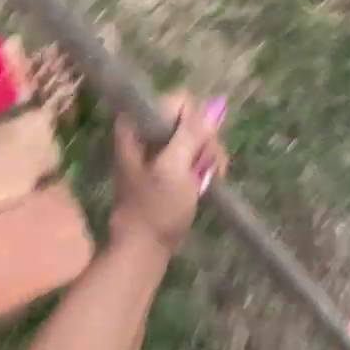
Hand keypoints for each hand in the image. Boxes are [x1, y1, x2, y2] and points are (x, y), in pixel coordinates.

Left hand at [110, 94, 228, 254]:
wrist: (143, 248)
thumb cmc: (155, 209)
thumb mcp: (174, 170)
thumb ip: (190, 135)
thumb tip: (213, 107)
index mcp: (136, 122)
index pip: (179, 101)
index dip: (195, 123)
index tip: (197, 151)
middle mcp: (144, 127)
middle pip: (189, 117)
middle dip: (204, 142)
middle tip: (209, 168)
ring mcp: (155, 146)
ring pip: (194, 134)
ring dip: (207, 155)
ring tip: (209, 179)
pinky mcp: (165, 162)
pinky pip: (191, 150)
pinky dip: (202, 164)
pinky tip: (207, 181)